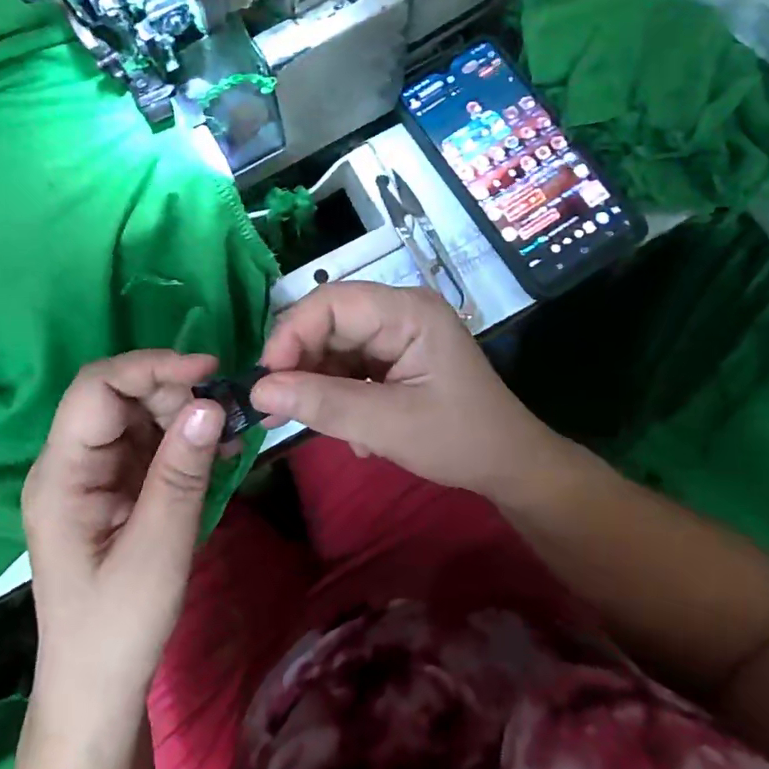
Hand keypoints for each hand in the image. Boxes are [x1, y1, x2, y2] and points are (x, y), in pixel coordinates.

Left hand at [17, 350, 226, 768]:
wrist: (98, 690)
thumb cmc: (118, 627)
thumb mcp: (158, 548)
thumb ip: (181, 472)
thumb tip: (210, 404)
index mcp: (60, 475)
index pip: (96, 389)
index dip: (151, 368)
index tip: (210, 372)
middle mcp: (69, 465)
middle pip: (118, 397)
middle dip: (174, 393)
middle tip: (226, 415)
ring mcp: (91, 477)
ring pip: (138, 417)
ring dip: (184, 416)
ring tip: (229, 435)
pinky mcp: (114, 490)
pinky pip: (148, 446)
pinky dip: (183, 442)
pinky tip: (217, 453)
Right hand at [250, 283, 569, 499]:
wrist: (510, 466)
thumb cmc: (461, 440)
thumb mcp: (389, 426)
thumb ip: (322, 405)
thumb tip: (258, 392)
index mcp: (408, 310)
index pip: (330, 303)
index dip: (290, 335)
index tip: (264, 382)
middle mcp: (399, 311)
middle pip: (327, 323)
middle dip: (298, 365)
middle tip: (272, 411)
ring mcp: (396, 333)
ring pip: (331, 346)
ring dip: (316, 386)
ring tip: (311, 427)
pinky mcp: (392, 357)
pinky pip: (346, 365)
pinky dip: (336, 396)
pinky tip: (350, 431)